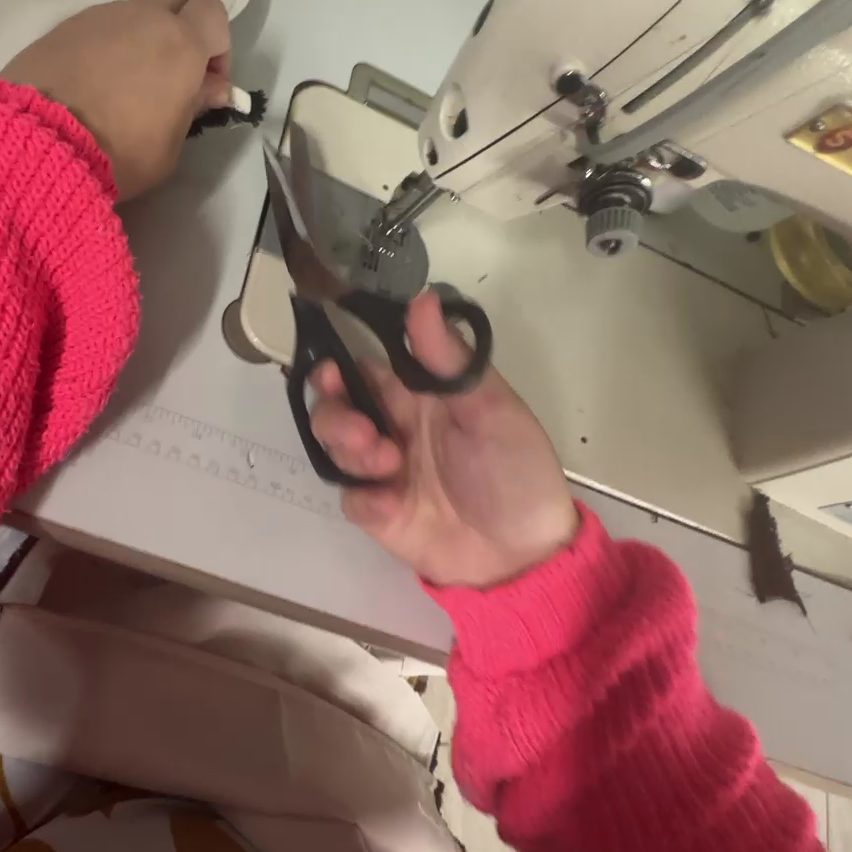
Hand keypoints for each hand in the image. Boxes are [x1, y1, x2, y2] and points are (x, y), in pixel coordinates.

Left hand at [0, 0, 231, 200]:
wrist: (43, 144)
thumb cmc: (119, 155)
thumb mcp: (168, 148)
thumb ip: (193, 108)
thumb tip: (209, 87)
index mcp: (181, 46)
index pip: (214, 16)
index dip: (217, 48)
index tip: (206, 84)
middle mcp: (145, 18)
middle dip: (181, 29)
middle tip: (170, 74)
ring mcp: (102, 17)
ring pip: (134, 13)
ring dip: (140, 39)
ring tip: (123, 85)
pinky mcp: (67, 26)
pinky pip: (99, 27)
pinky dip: (105, 47)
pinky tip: (91, 84)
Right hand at [311, 290, 579, 587]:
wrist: (521, 555)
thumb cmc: (515, 471)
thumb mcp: (490, 409)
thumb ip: (448, 360)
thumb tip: (422, 296)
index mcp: (417, 398)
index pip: (362, 371)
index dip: (338, 367)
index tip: (330, 371)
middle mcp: (392, 430)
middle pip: (334, 408)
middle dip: (333, 413)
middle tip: (362, 432)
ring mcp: (381, 473)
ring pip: (334, 449)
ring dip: (348, 450)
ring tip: (386, 464)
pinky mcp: (376, 513)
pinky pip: (350, 498)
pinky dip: (365, 500)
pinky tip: (393, 507)